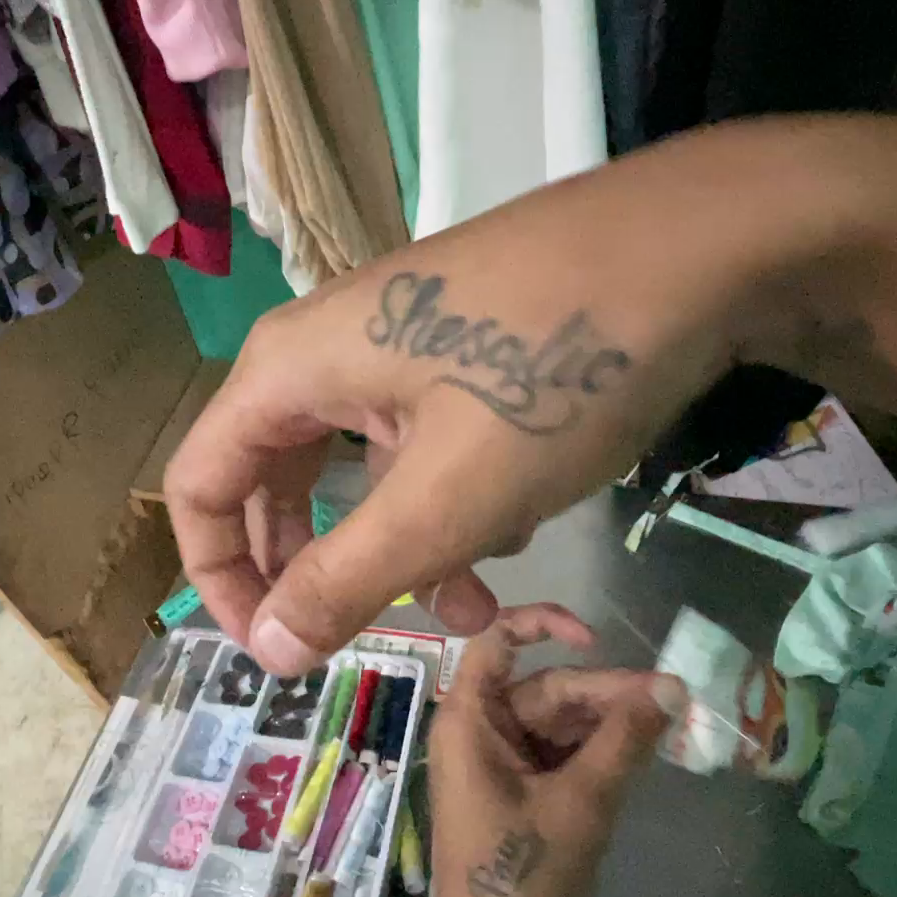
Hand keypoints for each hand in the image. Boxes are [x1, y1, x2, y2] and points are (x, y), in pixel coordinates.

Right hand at [162, 130, 820, 674]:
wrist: (696, 246)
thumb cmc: (553, 371)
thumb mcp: (446, 496)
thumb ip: (347, 577)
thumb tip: (268, 650)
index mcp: (289, 371)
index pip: (200, 484)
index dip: (221, 579)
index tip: (276, 651)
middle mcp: (325, 351)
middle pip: (275, 478)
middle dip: (316, 569)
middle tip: (361, 635)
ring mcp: (396, 344)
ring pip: (361, 470)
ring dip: (401, 547)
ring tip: (474, 606)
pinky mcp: (455, 349)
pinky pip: (419, 441)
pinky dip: (447, 499)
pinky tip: (511, 526)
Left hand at [428, 604, 681, 896]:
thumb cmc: (523, 878)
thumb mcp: (580, 805)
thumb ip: (624, 741)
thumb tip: (671, 685)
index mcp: (469, 719)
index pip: (496, 642)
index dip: (540, 624)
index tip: (594, 634)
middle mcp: (478, 730)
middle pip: (543, 689)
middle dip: (604, 694)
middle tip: (671, 698)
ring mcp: (497, 763)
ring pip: (557, 723)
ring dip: (608, 724)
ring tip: (668, 723)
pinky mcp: (518, 792)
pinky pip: (558, 754)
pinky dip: (596, 753)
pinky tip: (642, 751)